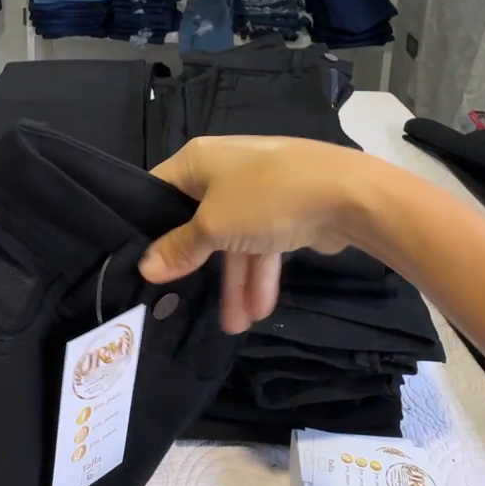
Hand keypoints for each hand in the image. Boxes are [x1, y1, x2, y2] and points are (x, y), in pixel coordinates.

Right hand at [138, 136, 378, 333]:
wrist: (346, 193)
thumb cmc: (264, 198)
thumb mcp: (213, 226)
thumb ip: (180, 248)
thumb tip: (145, 267)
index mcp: (198, 160)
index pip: (159, 189)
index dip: (147, 225)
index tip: (138, 264)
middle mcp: (223, 170)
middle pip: (197, 220)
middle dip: (195, 265)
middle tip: (179, 302)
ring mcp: (256, 191)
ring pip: (232, 239)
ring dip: (233, 281)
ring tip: (234, 325)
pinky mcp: (284, 211)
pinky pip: (260, 244)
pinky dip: (258, 274)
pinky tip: (258, 311)